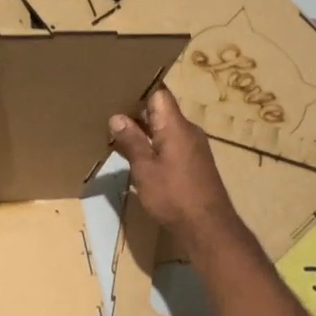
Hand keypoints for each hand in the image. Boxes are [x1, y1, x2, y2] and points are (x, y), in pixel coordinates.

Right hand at [109, 89, 239, 240]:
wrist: (207, 226)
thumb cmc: (173, 195)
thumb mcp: (145, 169)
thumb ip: (131, 141)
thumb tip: (117, 117)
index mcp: (176, 126)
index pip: (159, 94)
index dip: (139, 89)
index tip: (117, 89)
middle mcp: (188, 131)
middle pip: (161, 111)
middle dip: (136, 111)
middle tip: (108, 111)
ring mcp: (193, 147)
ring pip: (165, 128)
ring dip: (143, 130)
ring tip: (116, 133)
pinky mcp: (193, 163)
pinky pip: (170, 143)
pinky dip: (153, 144)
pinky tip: (136, 155)